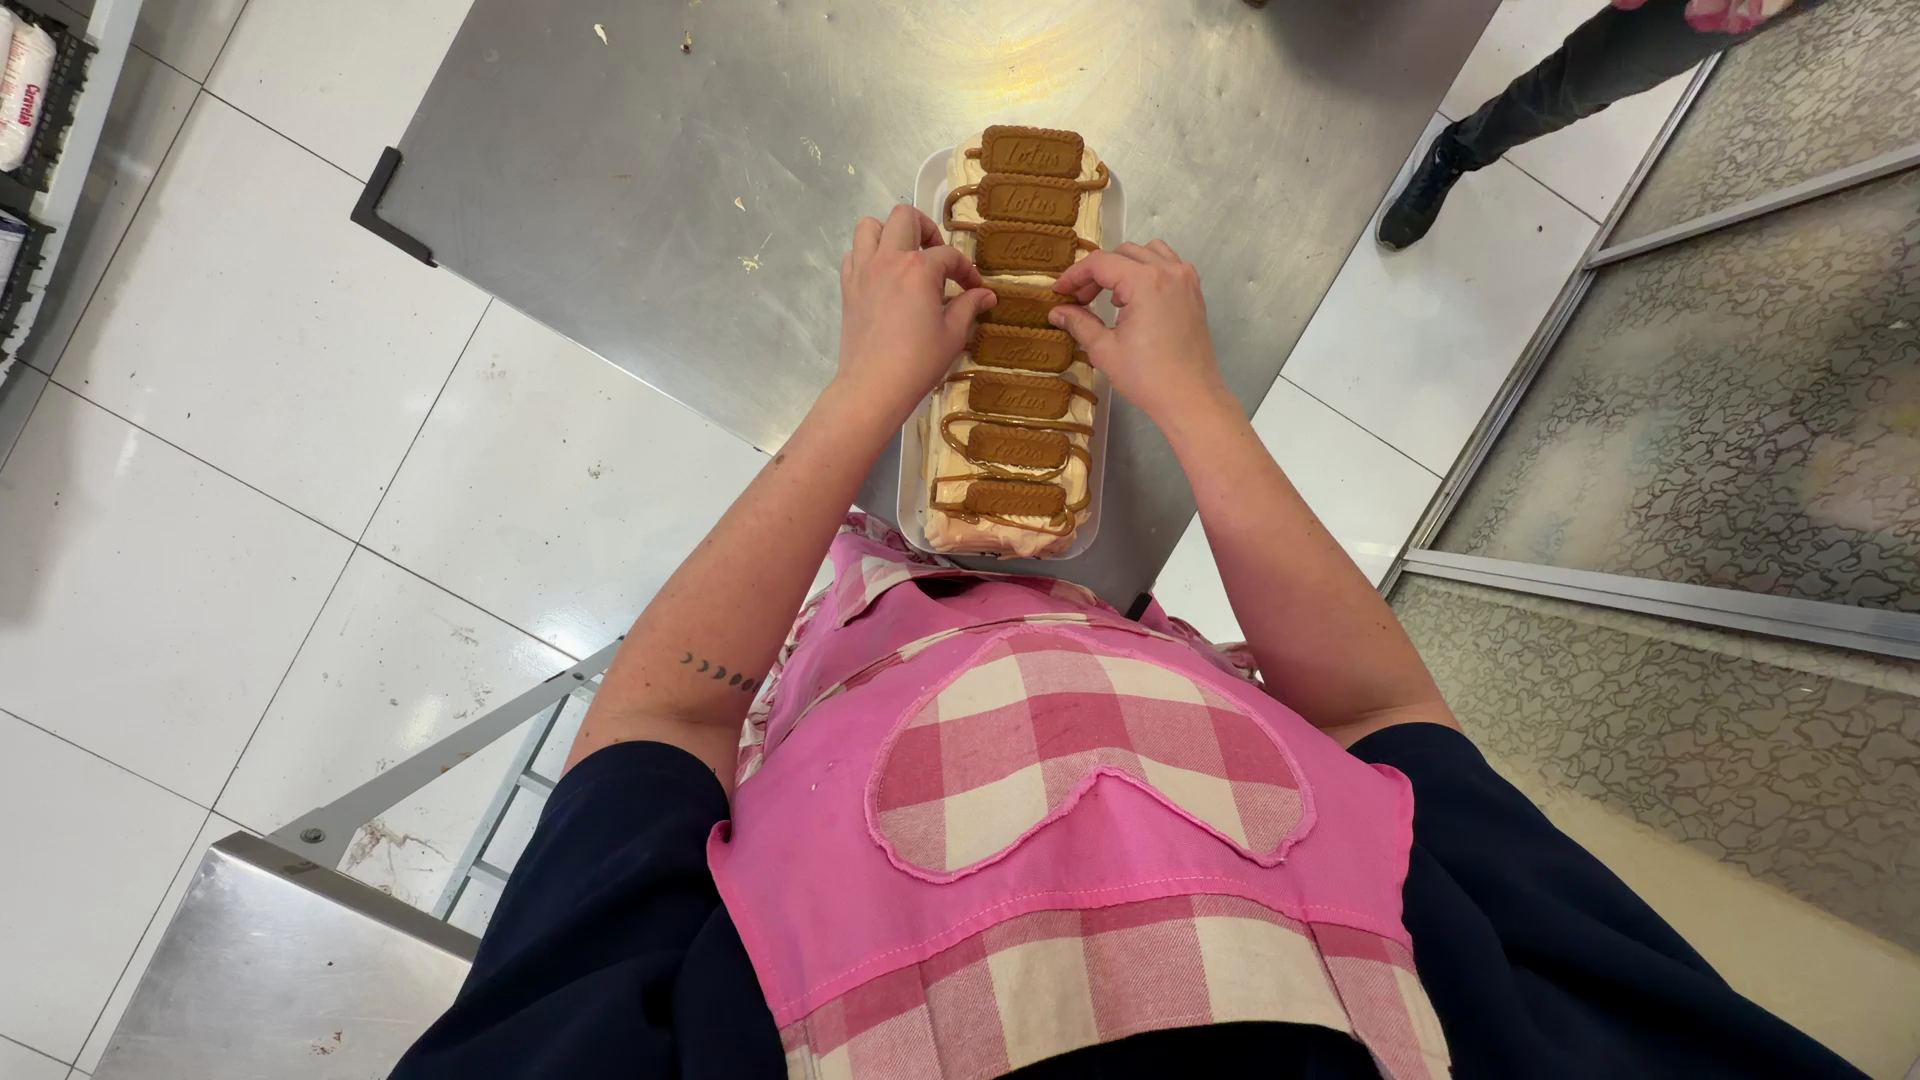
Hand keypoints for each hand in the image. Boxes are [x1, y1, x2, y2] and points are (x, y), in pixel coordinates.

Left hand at [835, 204, 995, 426]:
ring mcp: (863, 271)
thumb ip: (968, 307)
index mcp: (918, 269)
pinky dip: (867, 256)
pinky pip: (853, 254)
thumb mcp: (952, 336)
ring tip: (904, 258)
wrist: (872, 387)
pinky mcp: (848, 288)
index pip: (949, 255)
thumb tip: (987, 296)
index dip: (966, 271)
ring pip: (870, 226)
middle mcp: (888, 259)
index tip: (975, 290)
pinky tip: (882, 277)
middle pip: (905, 217)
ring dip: (890, 234)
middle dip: (927, 230)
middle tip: (937, 257)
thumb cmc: (917, 363)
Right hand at [1049, 241, 1228, 425]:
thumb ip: (1079, 323)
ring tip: (1110, 296)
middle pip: (1123, 253)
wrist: (1190, 397)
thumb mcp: (1104, 350)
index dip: (1074, 275)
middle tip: (1080, 299)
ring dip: (1123, 267)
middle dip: (1097, 272)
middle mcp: (1169, 270)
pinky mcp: (1194, 292)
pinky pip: (1167, 265)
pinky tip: (1135, 300)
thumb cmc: (1146, 376)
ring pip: (1147, 253)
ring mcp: (1185, 279)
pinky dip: (1146, 272)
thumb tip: (1057, 312)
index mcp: (1145, 281)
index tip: (1059, 292)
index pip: (1101, 263)